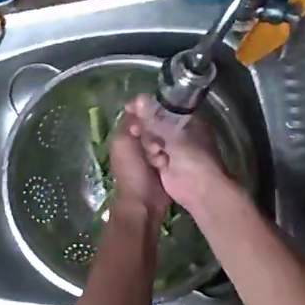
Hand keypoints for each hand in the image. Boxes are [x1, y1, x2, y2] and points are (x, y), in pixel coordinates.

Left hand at [108, 102, 169, 223]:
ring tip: (176, 136)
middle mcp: (140, 141)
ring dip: (170, 136)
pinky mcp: (168, 162)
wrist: (145, 201)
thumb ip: (129, 123)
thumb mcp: (123, 142)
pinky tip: (182, 146)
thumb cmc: (131, 171)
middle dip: (162, 123)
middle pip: (155, 122)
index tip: (164, 104)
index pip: (140, 113)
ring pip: (166, 134)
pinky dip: (177, 147)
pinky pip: (175, 148)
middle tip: (170, 124)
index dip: (150, 107)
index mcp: (127, 135)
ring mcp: (156, 152)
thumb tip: (139, 104)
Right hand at [129, 96, 229, 211]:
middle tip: (135, 128)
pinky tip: (159, 162)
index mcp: (187, 119)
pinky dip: (151, 156)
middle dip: (145, 125)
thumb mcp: (175, 134)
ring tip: (158, 153)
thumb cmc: (194, 156)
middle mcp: (178, 131)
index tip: (131, 107)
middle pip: (153, 121)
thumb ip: (155, 118)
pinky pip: (149, 153)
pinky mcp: (162, 163)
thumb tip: (139, 99)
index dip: (147, 105)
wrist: (200, 189)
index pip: (163, 106)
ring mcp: (170, 148)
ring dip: (150, 143)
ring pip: (149, 137)